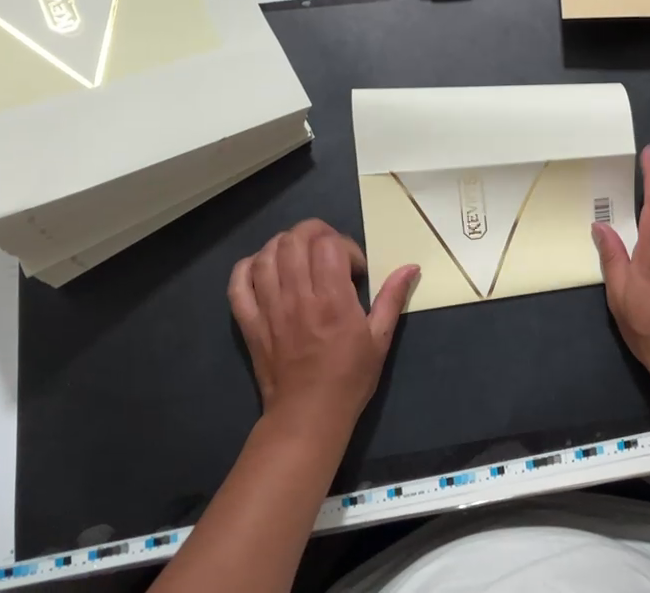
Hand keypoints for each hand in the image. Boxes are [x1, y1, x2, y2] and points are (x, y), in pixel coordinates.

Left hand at [228, 220, 420, 426]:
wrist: (308, 416)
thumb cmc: (349, 378)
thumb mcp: (380, 339)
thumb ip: (392, 298)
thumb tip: (411, 267)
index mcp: (332, 300)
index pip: (329, 245)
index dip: (345, 246)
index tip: (354, 269)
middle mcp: (298, 297)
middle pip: (295, 240)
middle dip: (314, 233)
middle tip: (329, 251)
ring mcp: (269, 308)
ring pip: (267, 254)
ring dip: (284, 244)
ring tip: (301, 256)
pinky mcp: (250, 321)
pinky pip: (239, 282)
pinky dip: (249, 266)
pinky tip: (265, 268)